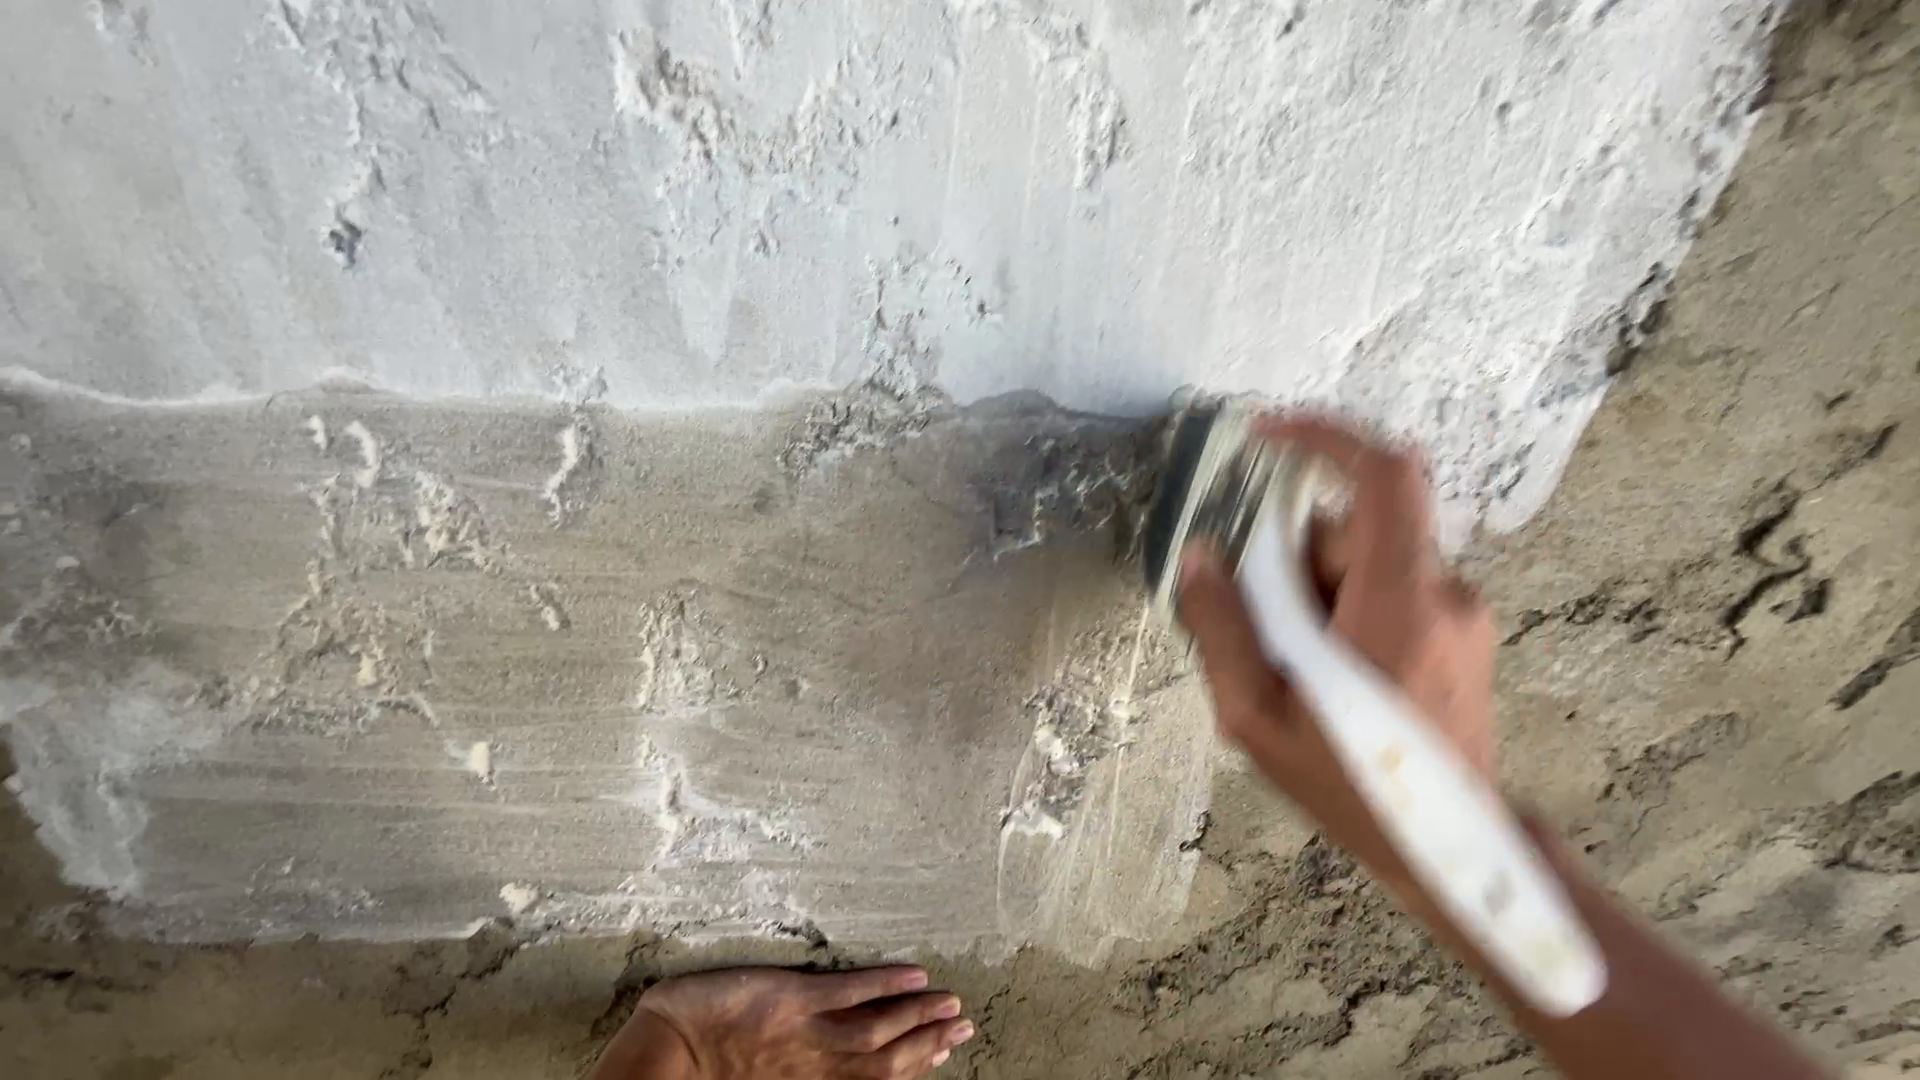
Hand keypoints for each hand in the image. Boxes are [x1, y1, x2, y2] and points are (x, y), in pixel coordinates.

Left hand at [591, 966, 974, 1079]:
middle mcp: (818, 1068)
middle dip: (929, 1043)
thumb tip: (836, 1064)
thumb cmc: (704, 1076)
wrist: (665, 1054)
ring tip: (953, 1005)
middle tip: (965, 1026)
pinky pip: (848, 993)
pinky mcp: (794, 997)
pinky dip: (885, 986)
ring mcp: (809, 1032)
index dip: (916, 1067)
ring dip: (920, 1017)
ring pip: (878, 1028)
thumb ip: (801, 1075)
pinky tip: (913, 977)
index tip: (946, 1052)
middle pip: (887, 1059)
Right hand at [1176, 413, 1498, 879]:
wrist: (1449, 848)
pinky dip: (1345, 608)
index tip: (1267, 435)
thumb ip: (1220, 625)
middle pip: (1354, 531)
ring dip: (1319, 595)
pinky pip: (1388, 586)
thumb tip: (1201, 553)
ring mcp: (1462, 613)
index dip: (1326, 438)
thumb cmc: (1348, 785)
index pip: (1385, 478)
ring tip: (1305, 672)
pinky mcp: (1463, 630)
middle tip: (1272, 637)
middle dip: (1296, 565)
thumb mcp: (1253, 714)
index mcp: (1398, 605)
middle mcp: (1445, 593)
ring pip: (1368, 562)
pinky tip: (1335, 675)